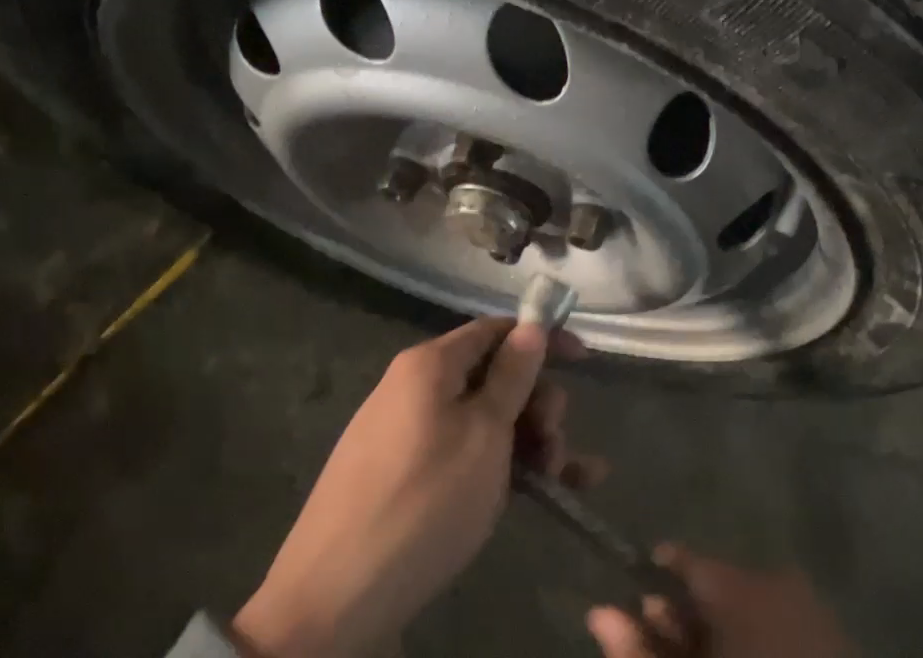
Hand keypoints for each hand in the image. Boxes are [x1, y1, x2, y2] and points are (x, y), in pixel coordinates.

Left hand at [232, 318, 600, 657]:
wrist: (338, 598)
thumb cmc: (425, 500)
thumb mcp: (484, 433)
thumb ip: (512, 376)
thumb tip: (531, 325)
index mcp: (429, 366)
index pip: (495, 330)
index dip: (542, 339)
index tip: (584, 361)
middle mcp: (415, 390)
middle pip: (494, 378)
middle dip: (539, 405)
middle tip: (557, 444)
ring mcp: (410, 437)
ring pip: (486, 423)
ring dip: (532, 442)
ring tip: (560, 479)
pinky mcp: (408, 479)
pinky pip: (468, 456)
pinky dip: (508, 468)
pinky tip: (554, 492)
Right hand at [586, 545, 856, 657]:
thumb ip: (638, 649)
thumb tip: (599, 613)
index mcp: (740, 584)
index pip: (685, 561)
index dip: (655, 580)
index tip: (635, 605)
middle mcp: (776, 580)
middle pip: (714, 585)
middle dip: (684, 614)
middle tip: (662, 645)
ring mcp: (811, 606)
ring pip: (746, 605)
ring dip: (717, 631)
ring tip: (699, 653)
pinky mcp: (833, 632)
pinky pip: (777, 622)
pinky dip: (752, 639)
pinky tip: (737, 653)